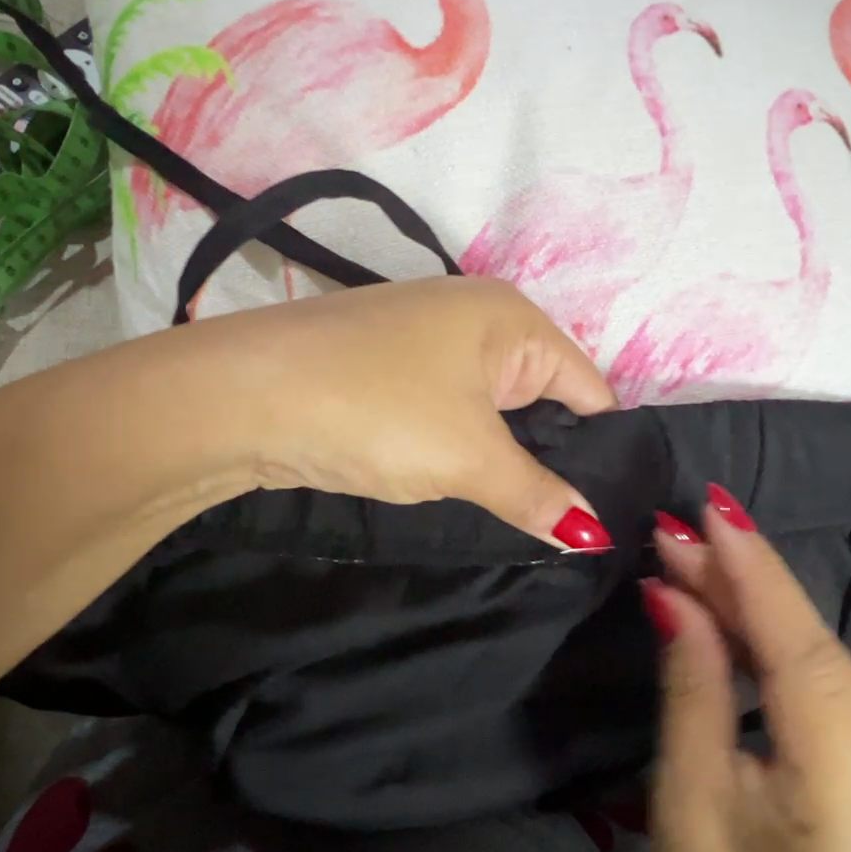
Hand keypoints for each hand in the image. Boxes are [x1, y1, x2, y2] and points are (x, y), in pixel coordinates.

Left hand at [192, 276, 618, 548]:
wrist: (243, 396)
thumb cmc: (377, 412)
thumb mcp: (469, 459)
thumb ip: (538, 496)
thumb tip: (595, 535)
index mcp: (513, 318)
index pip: (589, 389)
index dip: (603, 452)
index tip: (607, 516)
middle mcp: (475, 316)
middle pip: (542, 397)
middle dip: (552, 460)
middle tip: (568, 529)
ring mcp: (425, 340)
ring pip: (493, 410)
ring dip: (503, 460)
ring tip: (520, 517)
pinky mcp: (387, 369)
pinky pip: (449, 412)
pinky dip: (460, 449)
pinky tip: (459, 488)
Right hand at [643, 490, 850, 851]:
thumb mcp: (683, 794)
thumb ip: (691, 686)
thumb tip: (671, 590)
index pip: (807, 667)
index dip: (760, 580)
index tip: (713, 512)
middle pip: (822, 657)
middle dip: (749, 583)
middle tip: (681, 532)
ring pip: (831, 663)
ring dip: (761, 605)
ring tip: (698, 557)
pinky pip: (837, 684)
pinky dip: (783, 640)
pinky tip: (739, 603)